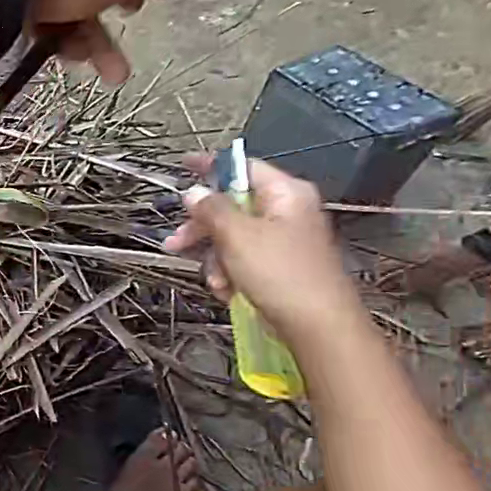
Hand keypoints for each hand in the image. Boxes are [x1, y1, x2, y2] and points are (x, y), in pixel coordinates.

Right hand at [163, 155, 366, 347]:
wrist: (315, 324)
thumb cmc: (280, 274)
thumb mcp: (238, 237)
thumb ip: (212, 210)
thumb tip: (193, 191)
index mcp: (285, 194)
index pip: (243, 168)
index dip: (211, 167)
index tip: (182, 166)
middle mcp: (285, 211)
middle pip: (230, 207)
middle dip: (202, 229)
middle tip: (175, 244)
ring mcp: (281, 240)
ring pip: (230, 238)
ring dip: (214, 259)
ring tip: (216, 282)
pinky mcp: (275, 266)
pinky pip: (239, 260)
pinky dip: (228, 274)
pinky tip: (228, 291)